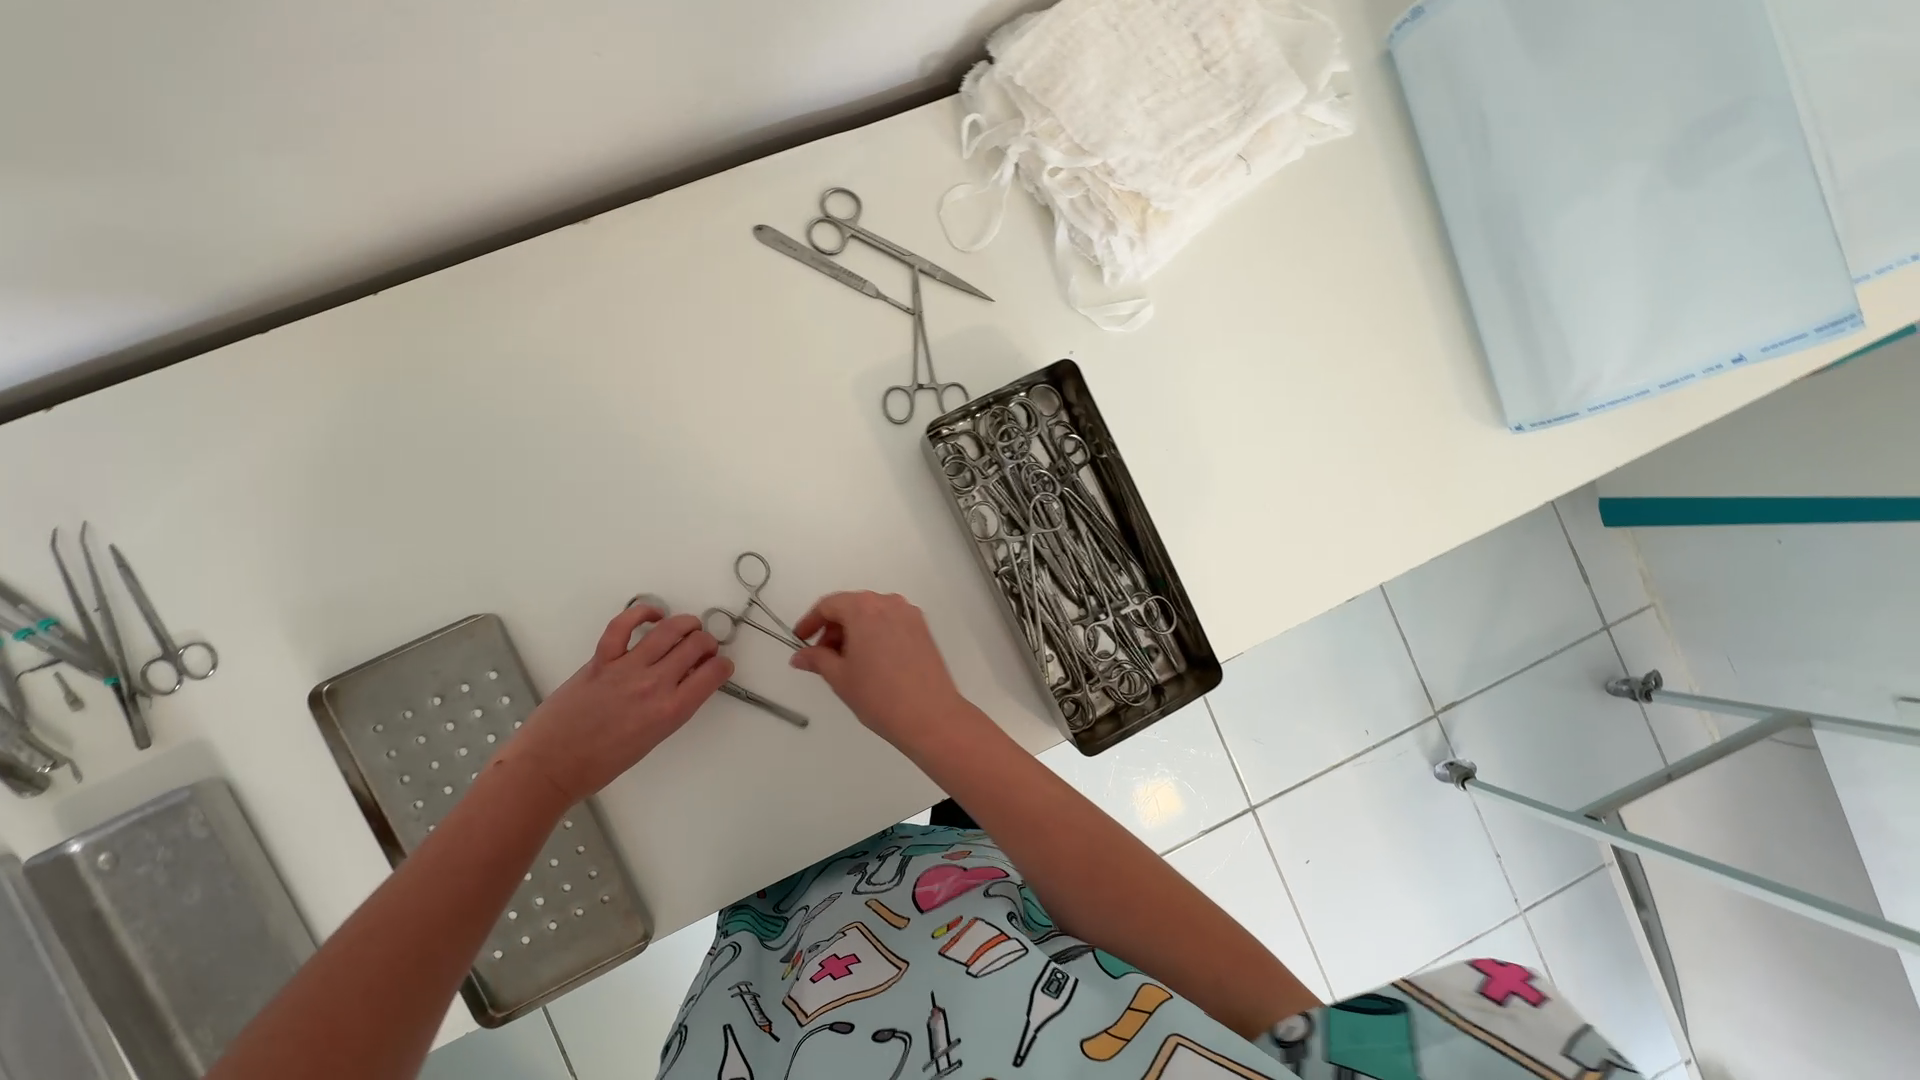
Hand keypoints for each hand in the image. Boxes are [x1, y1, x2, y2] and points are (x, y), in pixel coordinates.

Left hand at [509, 604, 732, 804]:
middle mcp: (653, 685)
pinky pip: (623, 625)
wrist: (551, 765)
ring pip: (668, 630)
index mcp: (671, 711)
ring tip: (688, 626)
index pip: (713, 674)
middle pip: (695, 645)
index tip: (719, 665)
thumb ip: (670, 708)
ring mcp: (626, 669)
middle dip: (707, 642)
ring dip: (685, 623)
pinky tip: (651, 615)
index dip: (722, 665)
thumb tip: (682, 685)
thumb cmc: (600, 763)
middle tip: (703, 646)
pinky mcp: (600, 660)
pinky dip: (641, 613)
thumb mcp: (652, 738)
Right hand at [790, 591, 972, 748]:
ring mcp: (910, 615)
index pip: (829, 605)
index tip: (800, 639)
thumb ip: (817, 659)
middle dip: (833, 628)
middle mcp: (889, 603)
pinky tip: (870, 662)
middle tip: (821, 656)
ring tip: (846, 662)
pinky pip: (891, 623)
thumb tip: (800, 656)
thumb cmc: (879, 696)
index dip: (810, 621)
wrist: (929, 716)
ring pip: (873, 615)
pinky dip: (875, 634)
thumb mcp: (840, 677)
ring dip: (854, 632)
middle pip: (852, 606)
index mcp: (864, 608)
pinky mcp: (923, 630)